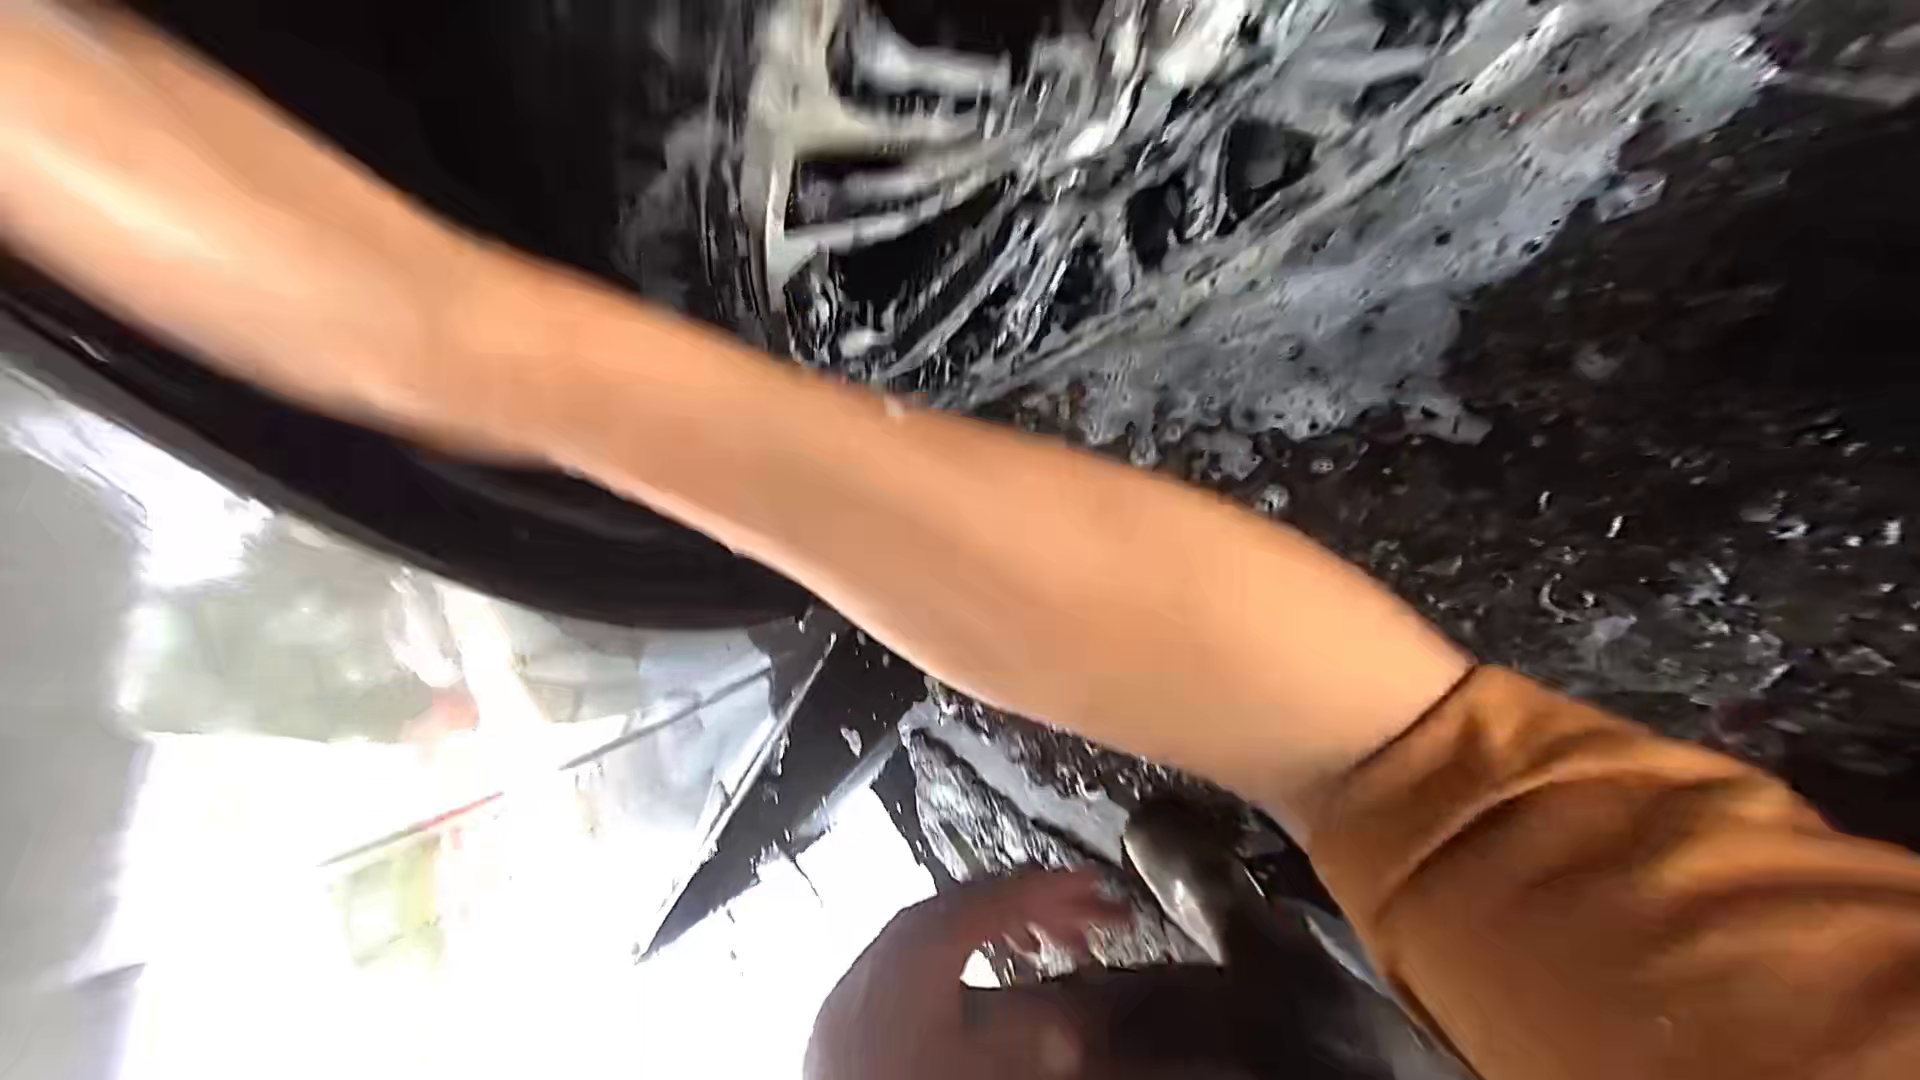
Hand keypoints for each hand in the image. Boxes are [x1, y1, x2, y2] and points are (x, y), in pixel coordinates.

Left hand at [805, 871, 1130, 1079]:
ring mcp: (893, 941)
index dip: (1061, 890)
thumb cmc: (901, 1077)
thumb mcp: (975, 1060)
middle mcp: (910, 923)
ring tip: (1065, 940)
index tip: (1099, 888)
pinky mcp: (883, 967)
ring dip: (1022, 920)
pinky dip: (986, 935)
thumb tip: (1071, 1026)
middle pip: (992, 897)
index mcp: (932, 931)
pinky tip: (1008, 952)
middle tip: (1100, 915)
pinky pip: (946, 931)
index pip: (1010, 894)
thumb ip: (1028, 1032)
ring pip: (969, 913)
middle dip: (1050, 904)